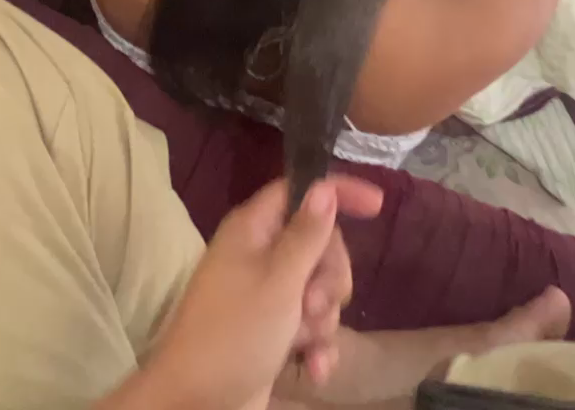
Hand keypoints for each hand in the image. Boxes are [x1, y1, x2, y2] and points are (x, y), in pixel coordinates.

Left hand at [117, 176, 382, 409]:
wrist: (196, 406)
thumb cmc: (234, 334)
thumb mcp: (278, 281)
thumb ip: (307, 234)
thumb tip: (325, 186)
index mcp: (254, 228)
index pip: (300, 190)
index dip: (337, 192)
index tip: (378, 206)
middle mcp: (260, 254)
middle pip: (319, 242)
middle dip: (329, 276)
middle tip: (314, 304)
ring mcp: (267, 294)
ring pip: (319, 287)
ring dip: (323, 318)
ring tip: (305, 340)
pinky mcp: (274, 331)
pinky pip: (311, 325)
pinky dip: (316, 345)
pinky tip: (313, 368)